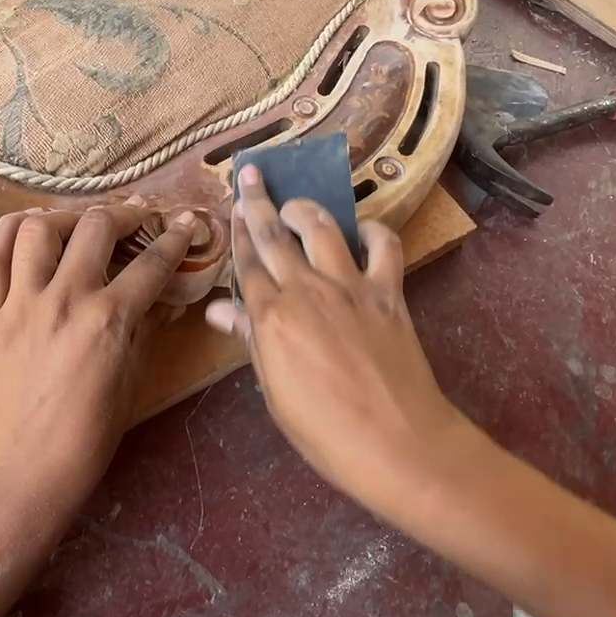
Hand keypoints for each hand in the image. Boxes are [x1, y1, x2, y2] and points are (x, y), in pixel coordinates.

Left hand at [0, 204, 196, 514]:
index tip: (186, 222)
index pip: (151, 263)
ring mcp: (21, 302)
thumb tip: (165, 294)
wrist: (26, 470)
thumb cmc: (90, 434)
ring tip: (79, 223)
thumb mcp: (132, 378)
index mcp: (108, 320)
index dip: (175, 238)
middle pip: (96, 227)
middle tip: (136, 216)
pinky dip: (9, 231)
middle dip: (125, 213)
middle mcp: (65, 299)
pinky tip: (28, 227)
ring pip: (38, 227)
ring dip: (65, 215)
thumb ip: (146, 327)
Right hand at [205, 165, 475, 510]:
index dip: (238, 231)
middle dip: (258, 201)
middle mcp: (306, 290)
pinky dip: (373, 231)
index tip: (232, 205)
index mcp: (272, 317)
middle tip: (251, 172)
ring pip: (322, 229)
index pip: (247, 263)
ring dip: (306, 208)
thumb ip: (251, 341)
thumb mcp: (275, 392)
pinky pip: (383, 247)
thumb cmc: (325, 431)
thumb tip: (218, 309)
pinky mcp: (388, 291)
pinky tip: (363, 229)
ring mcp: (349, 287)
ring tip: (296, 203)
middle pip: (275, 235)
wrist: (397, 443)